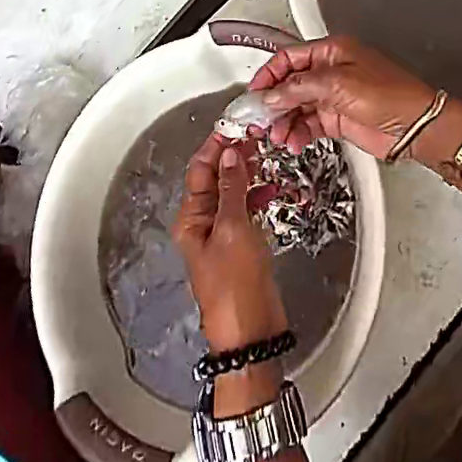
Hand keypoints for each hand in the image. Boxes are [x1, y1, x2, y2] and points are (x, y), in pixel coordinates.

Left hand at [172, 135, 287, 350]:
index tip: (232, 126)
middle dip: (232, 156)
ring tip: (263, 155)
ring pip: (231, 192)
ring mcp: (221, 234)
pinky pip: (245, 211)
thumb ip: (232, 189)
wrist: (251, 335)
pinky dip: (257, 196)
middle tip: (252, 134)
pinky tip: (271, 188)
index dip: (215, 147)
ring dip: (246, 173)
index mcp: (191, 217)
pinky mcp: (240, 246)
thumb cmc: (236, 286)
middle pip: (214, 179)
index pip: (200, 170)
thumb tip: (230, 154)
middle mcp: (202, 222)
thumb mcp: (234, 229)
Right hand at [247, 35, 440, 159]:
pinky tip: (293, 141)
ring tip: (278, 135)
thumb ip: (298, 88)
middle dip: (272, 102)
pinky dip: (298, 133)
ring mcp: (333, 96)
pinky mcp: (338, 119)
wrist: (421, 128)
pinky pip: (308, 124)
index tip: (254, 92)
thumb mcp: (338, 85)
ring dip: (283, 121)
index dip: (268, 75)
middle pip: (288, 84)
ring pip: (295, 107)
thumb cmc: (393, 96)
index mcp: (330, 52)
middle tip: (260, 118)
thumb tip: (270, 95)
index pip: (287, 59)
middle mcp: (330, 72)